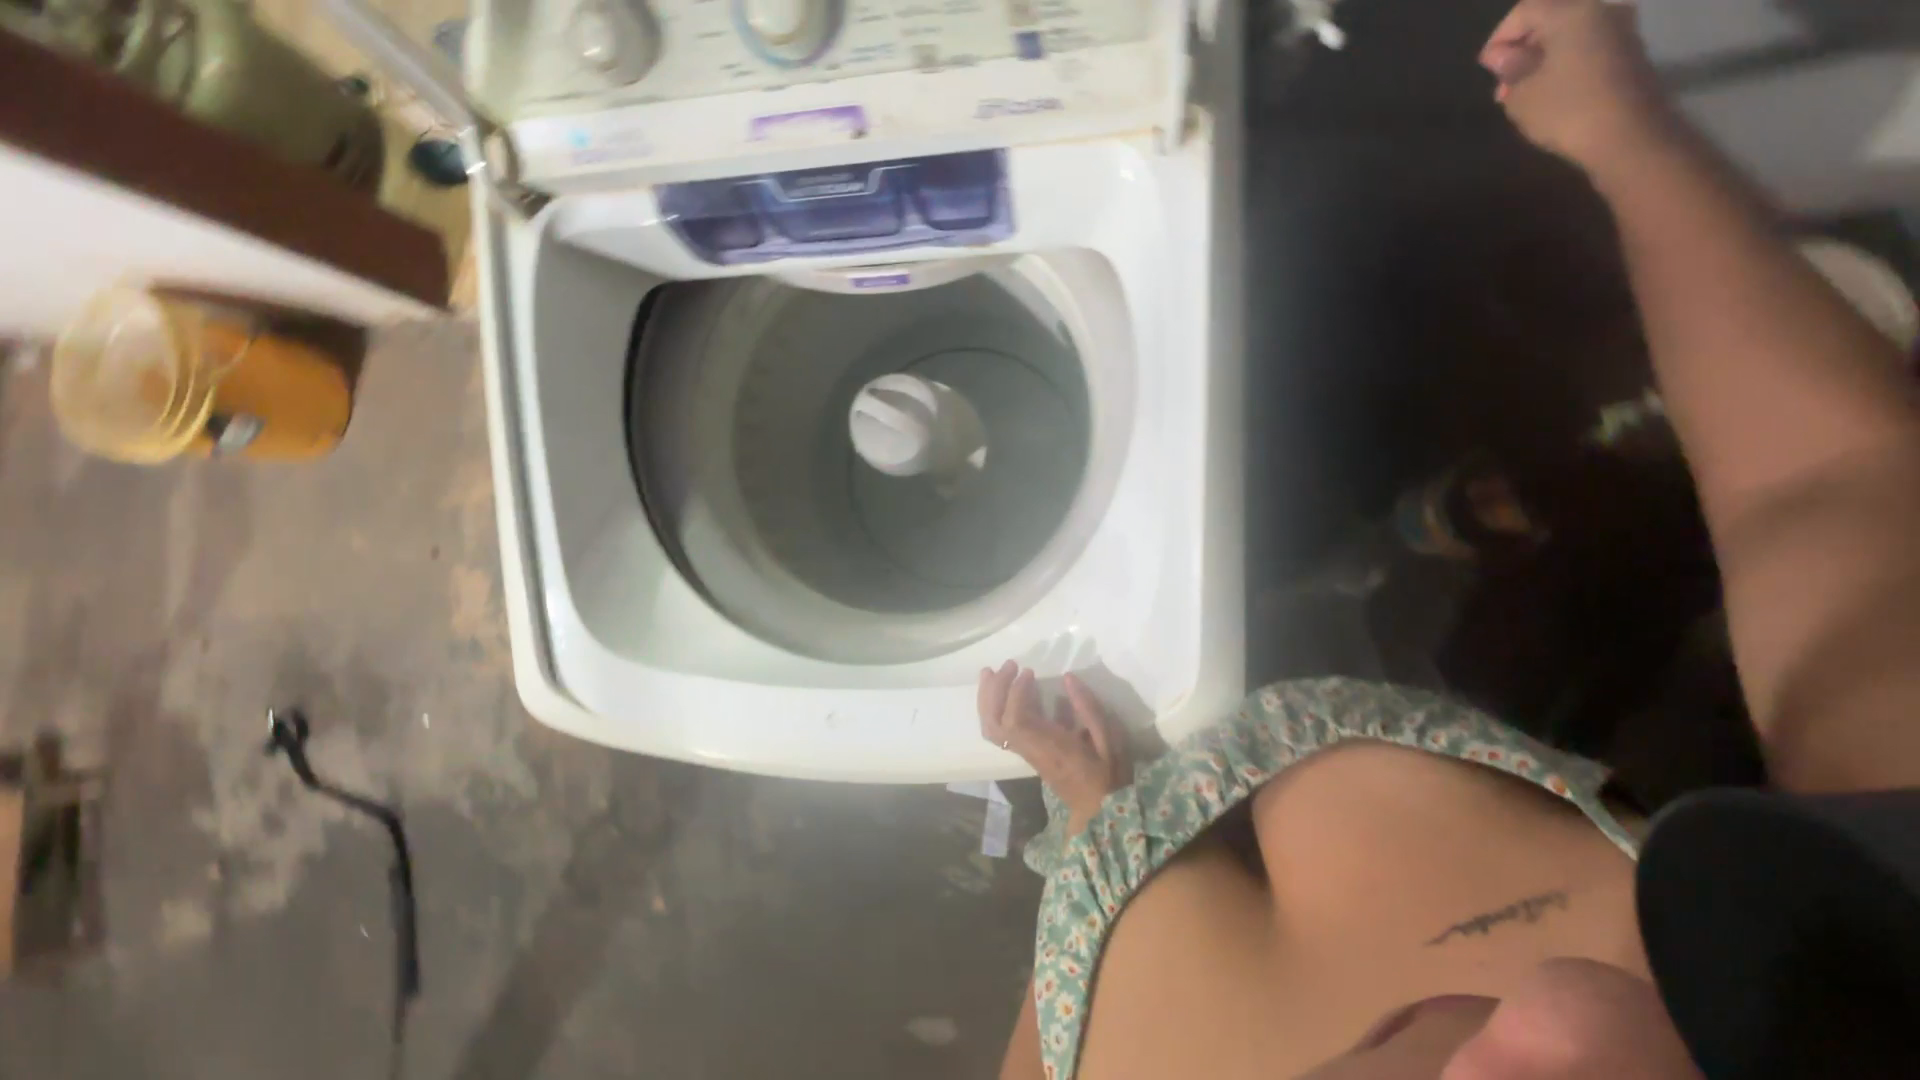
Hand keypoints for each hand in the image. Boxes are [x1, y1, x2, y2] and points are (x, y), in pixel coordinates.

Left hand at [978, 662, 1128, 833]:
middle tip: (1008, 665)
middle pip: (994, 723)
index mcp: (1049, 747)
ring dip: (989, 699)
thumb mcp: (1110, 740)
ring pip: (993, 729)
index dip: (1014, 693)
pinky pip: (1001, 731)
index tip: (1029, 672)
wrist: (1100, 810)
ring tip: (994, 673)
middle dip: (994, 691)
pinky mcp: (1028, 753)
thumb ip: (1089, 709)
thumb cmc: (1109, 776)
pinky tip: (1009, 691)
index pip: (1015, 721)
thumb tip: (1068, 678)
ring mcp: (1026, 753)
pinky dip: (997, 708)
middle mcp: (1030, 750)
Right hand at [1480, 0, 1675, 173]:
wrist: (1627, 135)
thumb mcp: (1522, 94)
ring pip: (1569, 34)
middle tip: (1503, 84)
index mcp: (1573, 13)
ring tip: (1522, 93)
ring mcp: (1620, 31)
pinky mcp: (1629, 53)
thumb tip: (1501, 55)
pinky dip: (1563, 63)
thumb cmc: (1567, 110)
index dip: (1499, 37)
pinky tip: (1550, 93)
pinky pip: (1587, 47)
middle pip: (1550, 18)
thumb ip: (1510, 68)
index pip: (1526, 9)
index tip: (1486, 68)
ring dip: (1542, 58)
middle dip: (1522, 48)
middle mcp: (1602, 11)